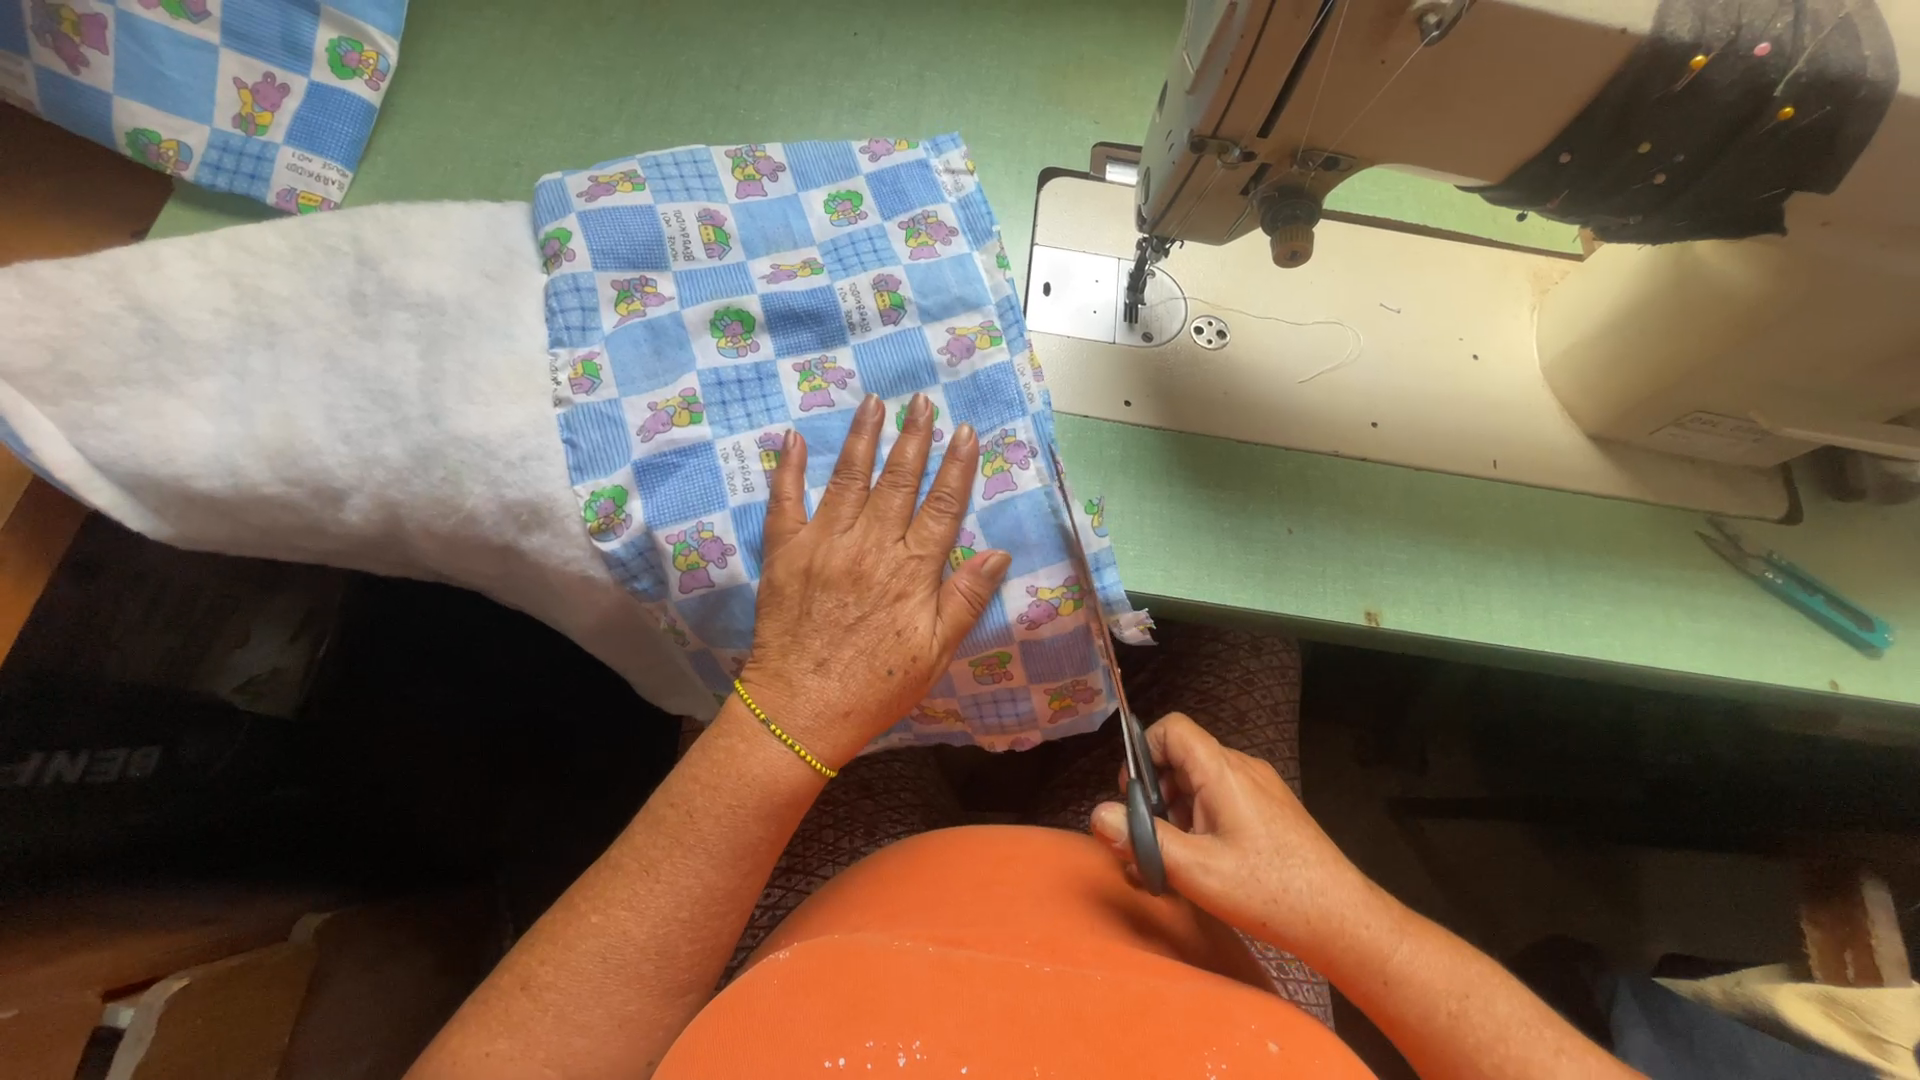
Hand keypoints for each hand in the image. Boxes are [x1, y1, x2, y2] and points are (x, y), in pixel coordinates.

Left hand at [739, 393, 1010, 768]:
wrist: (802, 711)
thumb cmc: (876, 686)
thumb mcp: (935, 652)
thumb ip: (965, 599)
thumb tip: (998, 553)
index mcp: (910, 571)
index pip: (942, 507)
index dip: (956, 467)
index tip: (965, 431)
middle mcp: (870, 546)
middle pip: (898, 481)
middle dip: (913, 438)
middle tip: (922, 402)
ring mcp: (824, 545)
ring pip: (848, 479)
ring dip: (862, 437)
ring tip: (874, 403)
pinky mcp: (785, 553)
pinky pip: (784, 501)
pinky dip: (787, 468)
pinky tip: (791, 438)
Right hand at [1089, 713, 1373, 952]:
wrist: (1342, 919)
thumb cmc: (1268, 891)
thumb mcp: (1196, 870)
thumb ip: (1144, 839)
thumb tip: (1097, 814)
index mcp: (1222, 771)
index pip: (1172, 728)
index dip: (1144, 752)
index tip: (1135, 796)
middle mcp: (1242, 768)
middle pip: (1182, 758)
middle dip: (1157, 794)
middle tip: (1152, 838)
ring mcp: (1260, 787)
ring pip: (1200, 781)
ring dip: (1178, 812)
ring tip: (1178, 858)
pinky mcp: (1271, 808)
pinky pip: (1222, 798)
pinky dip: (1202, 820)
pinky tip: (1206, 861)